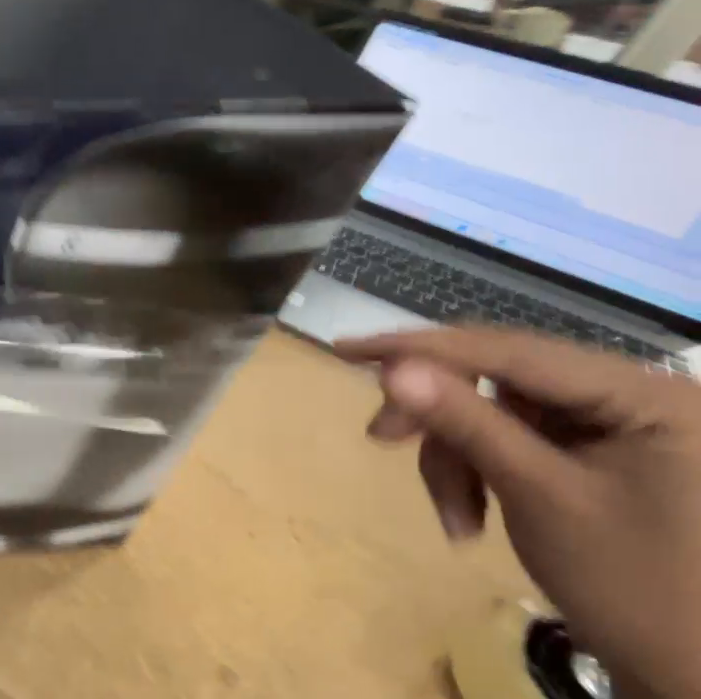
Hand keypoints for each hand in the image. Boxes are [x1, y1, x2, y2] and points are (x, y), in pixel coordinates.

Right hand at [340, 328, 700, 698]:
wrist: (694, 682)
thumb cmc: (636, 588)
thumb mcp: (540, 495)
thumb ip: (466, 422)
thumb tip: (391, 369)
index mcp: (651, 396)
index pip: (513, 351)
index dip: (424, 348)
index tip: (346, 350)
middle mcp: (639, 397)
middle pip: (501, 378)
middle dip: (441, 416)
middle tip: (381, 438)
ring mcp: (621, 427)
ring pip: (497, 411)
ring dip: (457, 456)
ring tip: (454, 516)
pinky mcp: (601, 454)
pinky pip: (514, 439)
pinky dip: (480, 470)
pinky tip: (473, 515)